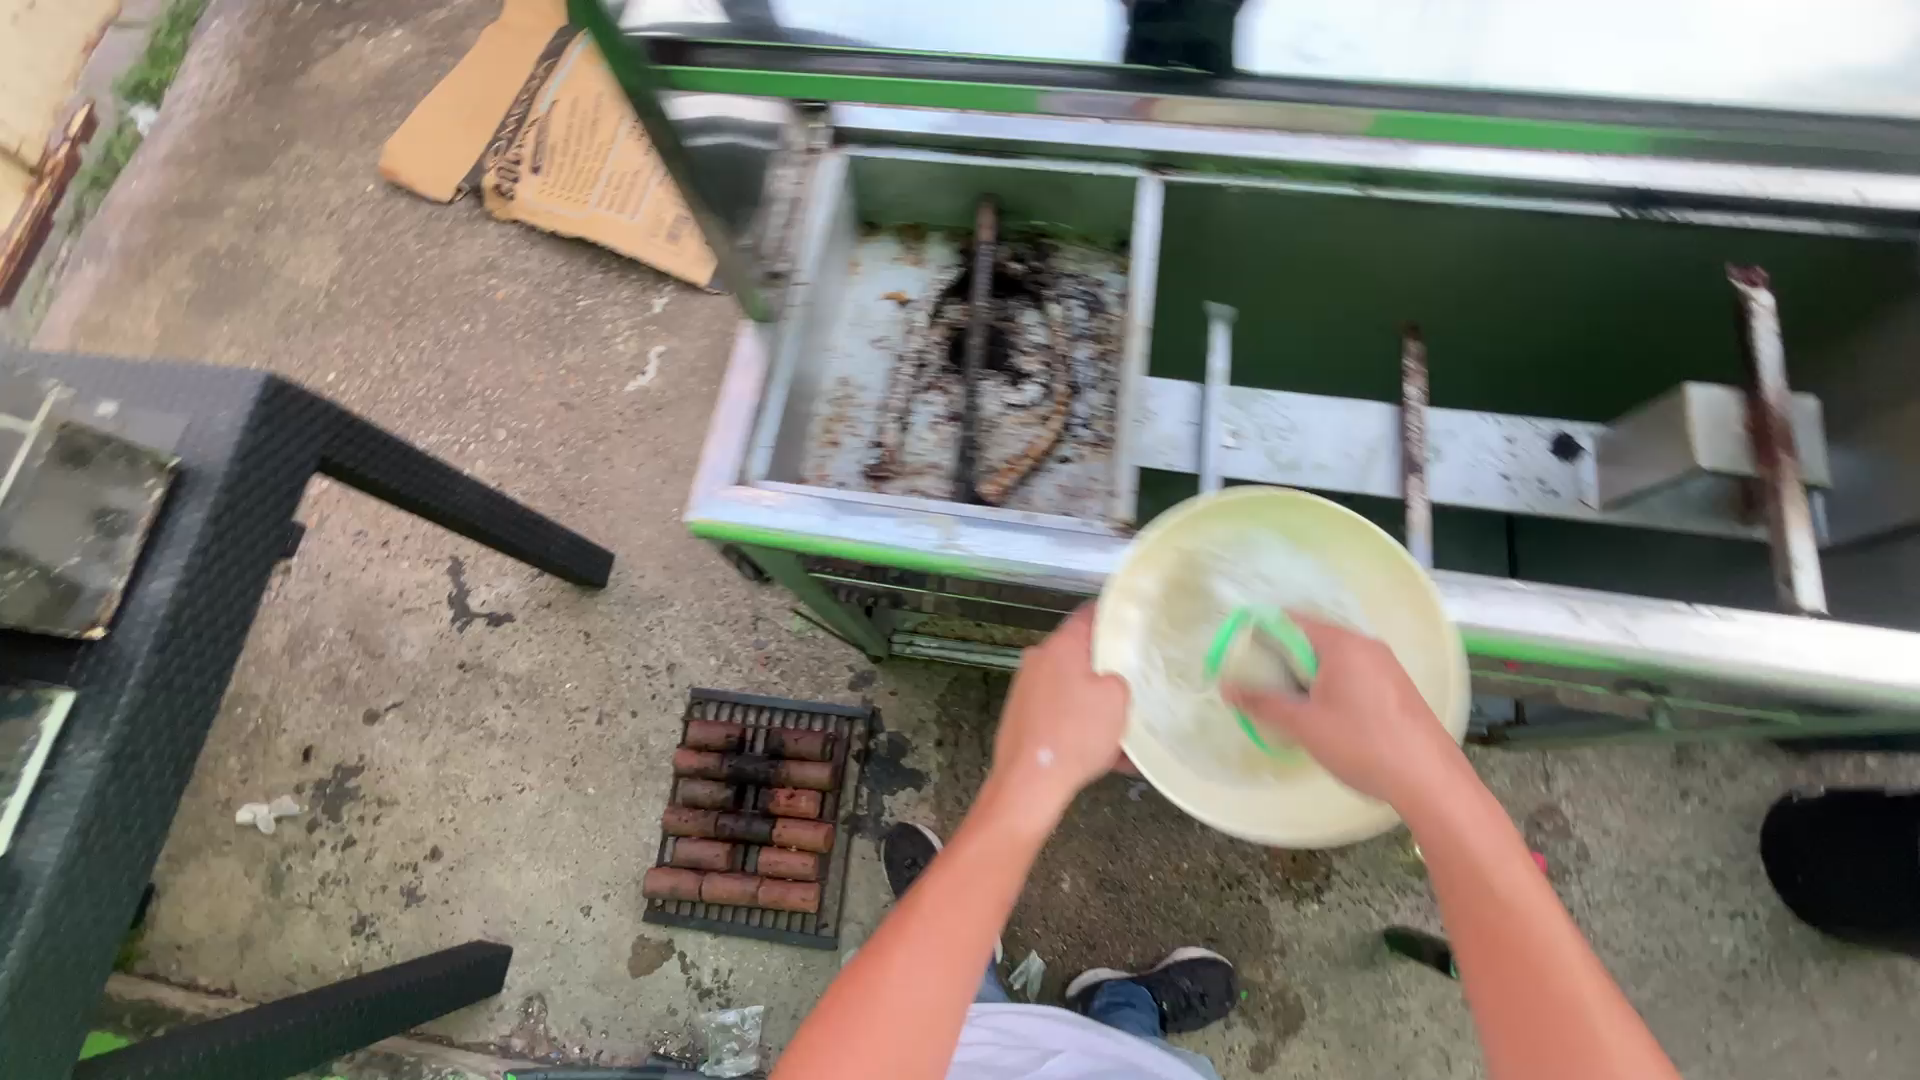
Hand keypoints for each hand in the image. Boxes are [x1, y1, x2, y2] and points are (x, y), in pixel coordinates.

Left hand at [985, 605, 1129, 824]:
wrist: (1029, 781)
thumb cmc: (1075, 733)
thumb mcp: (1116, 700)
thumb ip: (1119, 679)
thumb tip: (1110, 681)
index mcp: (1060, 646)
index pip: (1089, 615)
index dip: (1113, 615)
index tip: (1133, 622)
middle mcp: (1038, 660)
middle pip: (1080, 654)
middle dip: (1106, 668)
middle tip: (1133, 681)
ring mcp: (1026, 689)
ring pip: (1072, 688)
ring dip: (1096, 705)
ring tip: (1124, 732)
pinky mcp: (1021, 716)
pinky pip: (1060, 714)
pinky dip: (1081, 727)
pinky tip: (1107, 756)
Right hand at [1223, 615, 1461, 806]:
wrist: (1431, 782)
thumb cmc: (1362, 744)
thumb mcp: (1303, 724)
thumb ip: (1262, 702)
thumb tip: (1227, 688)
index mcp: (1342, 644)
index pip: (1290, 620)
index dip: (1260, 632)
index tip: (1239, 653)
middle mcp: (1366, 645)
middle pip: (1311, 638)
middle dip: (1280, 656)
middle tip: (1256, 680)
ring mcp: (1385, 666)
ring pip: (1331, 658)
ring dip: (1303, 673)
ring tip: (1283, 699)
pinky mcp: (1395, 687)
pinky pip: (1350, 672)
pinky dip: (1327, 683)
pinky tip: (1319, 712)